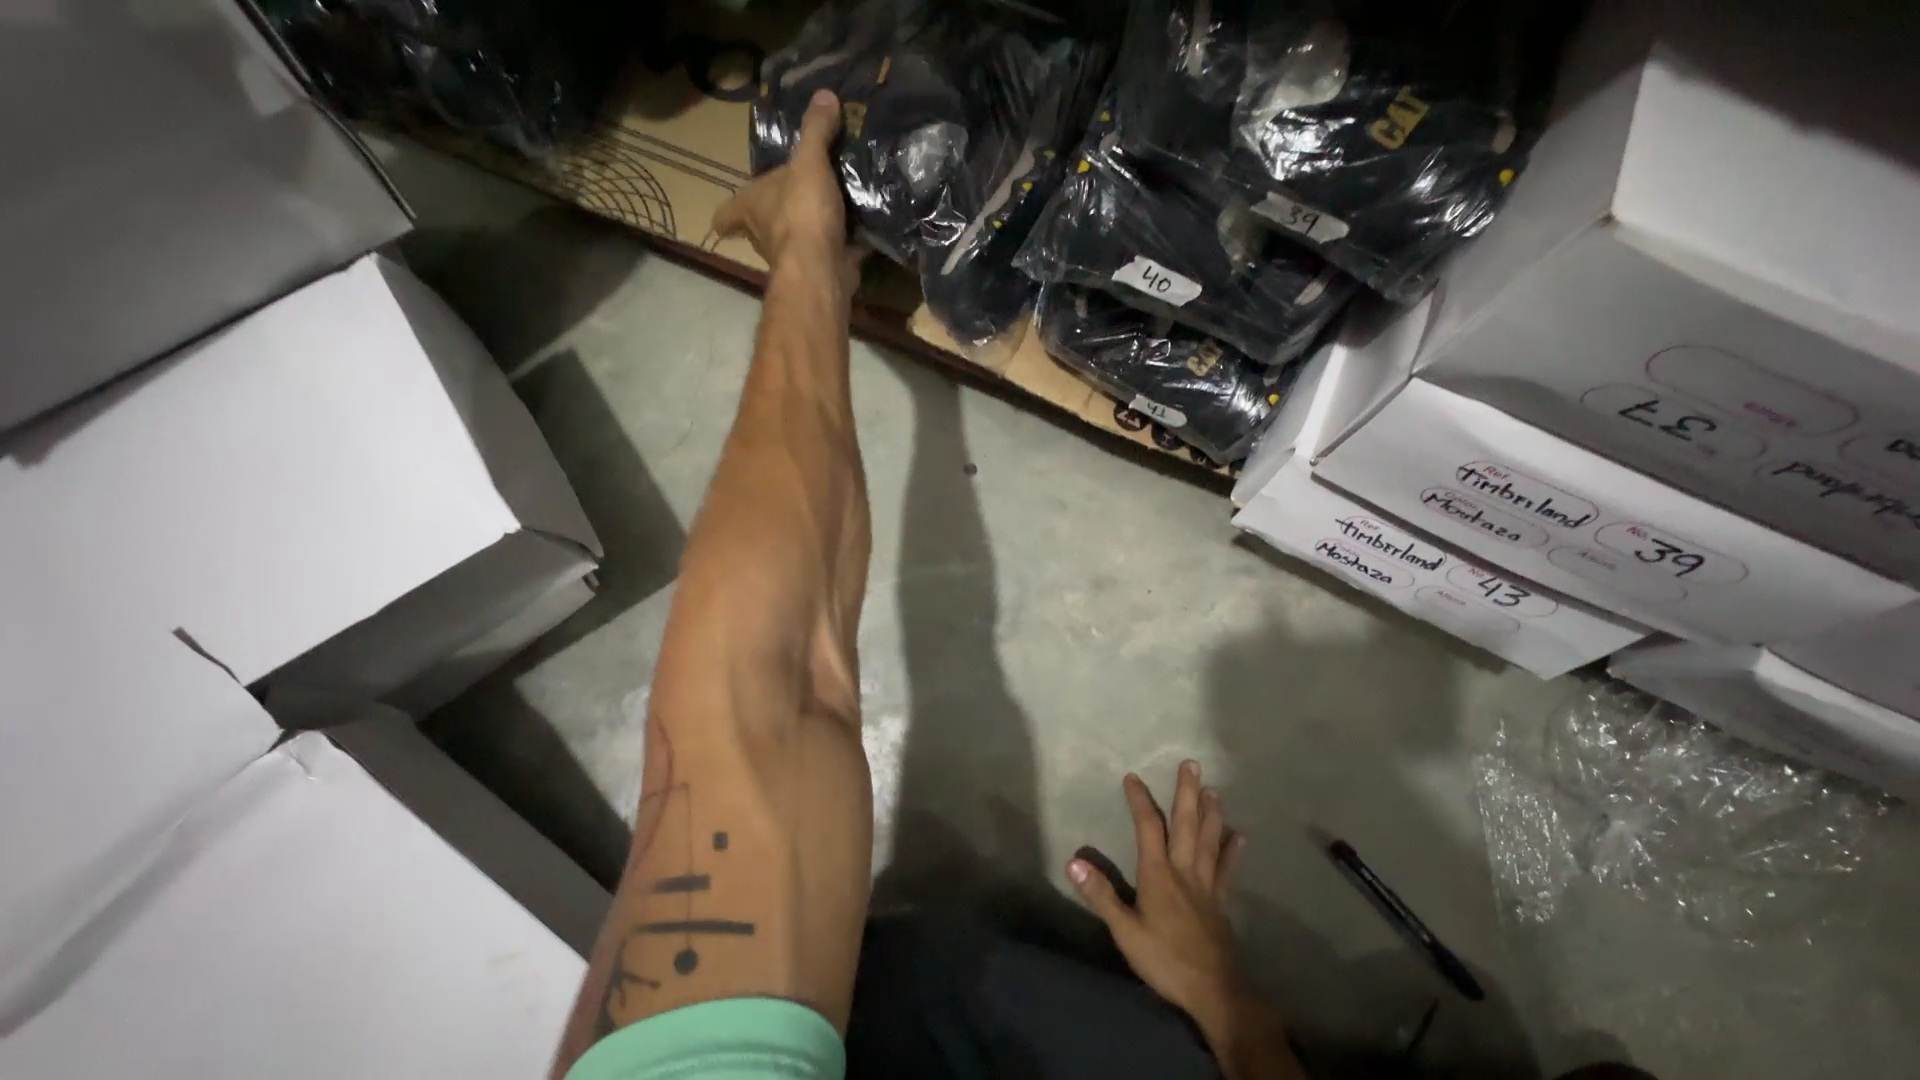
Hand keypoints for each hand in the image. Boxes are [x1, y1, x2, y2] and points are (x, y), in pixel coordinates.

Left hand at [714, 88, 862, 287]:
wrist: (822, 266)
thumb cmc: (801, 212)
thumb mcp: (809, 162)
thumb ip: (815, 130)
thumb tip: (824, 94)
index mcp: (749, 207)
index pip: (725, 215)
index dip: (728, 215)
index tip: (732, 214)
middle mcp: (762, 236)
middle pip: (759, 228)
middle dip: (774, 216)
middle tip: (793, 198)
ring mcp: (790, 258)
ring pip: (793, 242)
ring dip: (807, 229)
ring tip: (829, 208)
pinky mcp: (818, 271)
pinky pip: (826, 252)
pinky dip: (837, 243)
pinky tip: (856, 229)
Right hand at [1069, 762, 1252, 1036]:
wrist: (1215, 990)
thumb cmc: (1165, 959)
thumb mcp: (1125, 931)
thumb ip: (1101, 895)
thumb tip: (1073, 861)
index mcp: (1158, 874)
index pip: (1148, 828)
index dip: (1139, 801)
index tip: (1132, 777)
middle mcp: (1185, 871)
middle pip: (1187, 824)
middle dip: (1187, 792)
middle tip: (1192, 764)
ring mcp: (1206, 885)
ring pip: (1210, 840)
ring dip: (1211, 813)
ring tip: (1213, 790)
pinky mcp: (1221, 902)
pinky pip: (1227, 869)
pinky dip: (1233, 851)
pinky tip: (1240, 837)